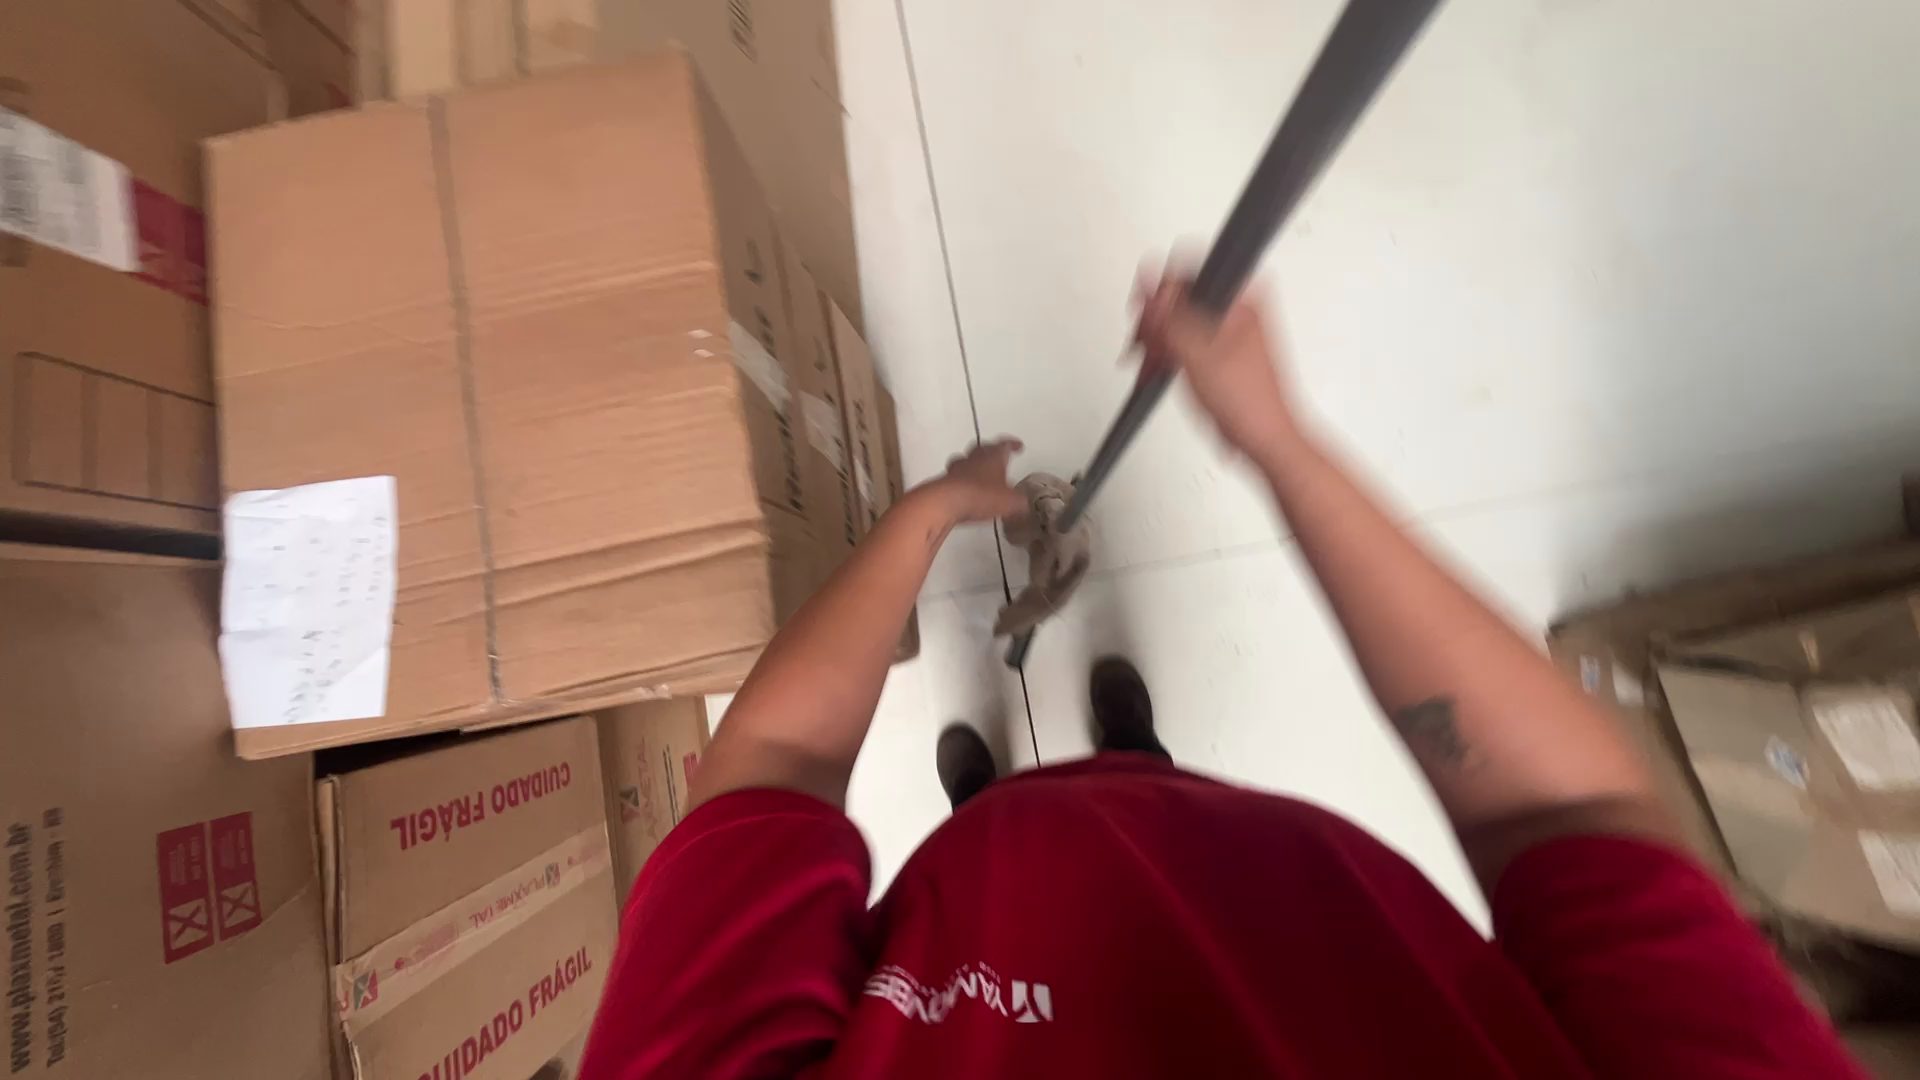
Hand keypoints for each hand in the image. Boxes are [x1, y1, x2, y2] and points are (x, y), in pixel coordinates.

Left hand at [922, 438, 1028, 523]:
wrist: (947, 502)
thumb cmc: (981, 494)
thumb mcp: (1011, 502)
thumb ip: (1019, 502)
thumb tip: (1023, 505)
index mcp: (993, 455)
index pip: (1005, 445)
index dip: (1013, 445)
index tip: (1018, 446)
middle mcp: (974, 457)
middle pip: (983, 449)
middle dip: (991, 453)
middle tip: (997, 459)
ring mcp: (957, 469)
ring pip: (967, 462)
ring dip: (974, 467)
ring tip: (981, 476)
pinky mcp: (945, 482)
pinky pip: (956, 478)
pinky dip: (963, 483)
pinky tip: (968, 493)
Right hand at [1134, 269, 1301, 459]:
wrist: (1260, 436)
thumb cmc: (1247, 400)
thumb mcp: (1199, 354)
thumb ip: (1172, 318)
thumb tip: (1151, 285)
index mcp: (1242, 298)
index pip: (1189, 273)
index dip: (1159, 293)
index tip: (1145, 315)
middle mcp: (1236, 309)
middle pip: (1179, 297)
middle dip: (1154, 322)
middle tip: (1145, 343)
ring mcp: (1225, 330)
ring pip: (1176, 320)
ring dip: (1155, 340)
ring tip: (1149, 362)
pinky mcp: (1215, 351)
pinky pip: (1181, 341)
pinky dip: (1164, 353)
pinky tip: (1156, 368)